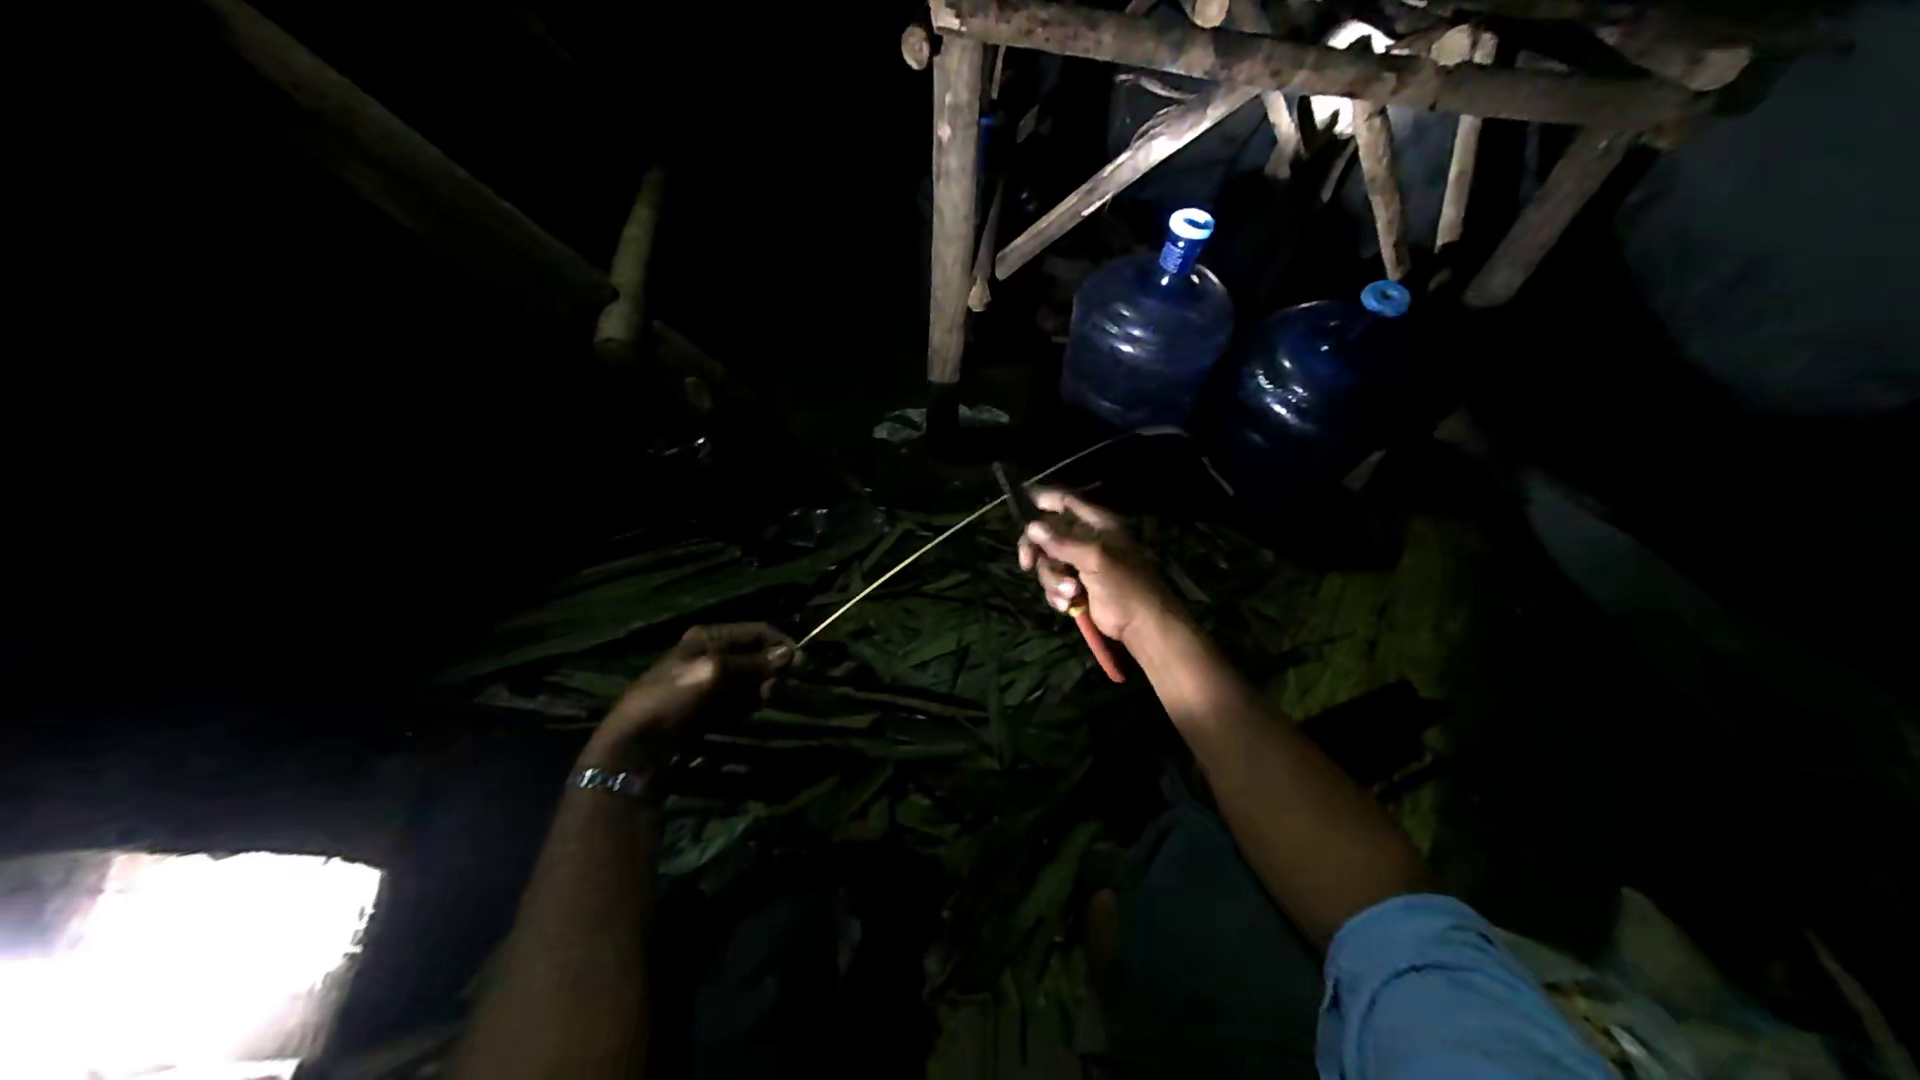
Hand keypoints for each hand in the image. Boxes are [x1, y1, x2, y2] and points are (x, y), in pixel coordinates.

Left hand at [582, 623, 794, 766]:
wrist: (636, 747)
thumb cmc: (671, 699)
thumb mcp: (713, 672)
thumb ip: (752, 663)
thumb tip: (790, 652)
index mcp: (708, 638)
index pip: (757, 631)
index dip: (780, 643)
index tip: (801, 662)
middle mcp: (712, 656)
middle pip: (757, 656)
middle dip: (770, 671)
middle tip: (773, 690)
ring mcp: (711, 684)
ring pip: (752, 682)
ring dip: (760, 691)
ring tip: (756, 704)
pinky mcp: (711, 709)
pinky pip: (740, 702)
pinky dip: (746, 708)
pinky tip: (740, 717)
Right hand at [1016, 490, 1181, 644]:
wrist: (1140, 624)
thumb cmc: (1125, 585)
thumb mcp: (1095, 559)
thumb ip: (1063, 542)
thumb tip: (1032, 527)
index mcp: (1096, 524)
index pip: (1064, 501)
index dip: (1043, 498)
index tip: (1021, 503)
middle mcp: (1084, 539)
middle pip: (1046, 534)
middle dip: (1037, 551)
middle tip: (1028, 563)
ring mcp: (1078, 564)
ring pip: (1046, 563)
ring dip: (1052, 580)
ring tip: (1071, 593)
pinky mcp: (1074, 586)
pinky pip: (1052, 583)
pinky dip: (1056, 594)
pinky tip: (1067, 604)